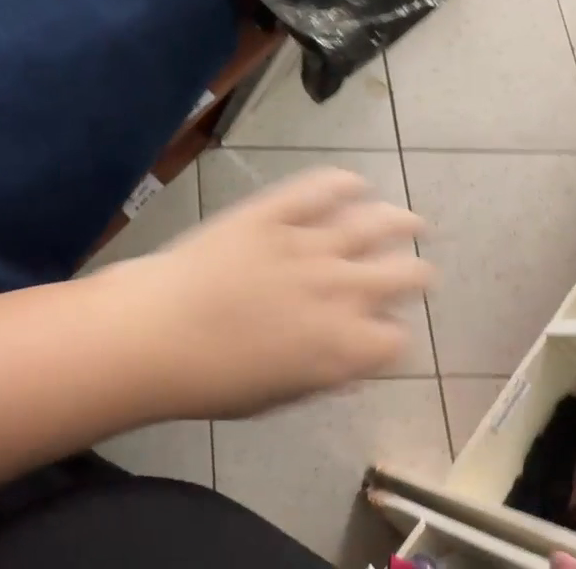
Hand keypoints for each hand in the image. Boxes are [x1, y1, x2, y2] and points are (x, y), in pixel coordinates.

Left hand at [99, 167, 432, 418]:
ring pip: (374, 225)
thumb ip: (324, 374)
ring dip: (399, 222)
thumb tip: (348, 365)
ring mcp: (307, 246)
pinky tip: (354, 182)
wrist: (157, 333)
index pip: (398, 338)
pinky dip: (341, 183)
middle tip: (418, 269)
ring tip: (409, 220)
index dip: (394, 333)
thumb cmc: (211, 380)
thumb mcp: (280, 394)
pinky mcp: (272, 213)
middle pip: (402, 276)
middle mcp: (340, 292)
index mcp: (345, 348)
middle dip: (415, 274)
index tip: (385, 328)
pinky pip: (319, 189)